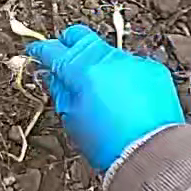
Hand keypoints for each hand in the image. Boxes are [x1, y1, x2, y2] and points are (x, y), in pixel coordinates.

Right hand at [28, 24, 185, 172]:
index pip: (53, 50)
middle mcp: (108, 59)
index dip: (41, 50)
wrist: (151, 154)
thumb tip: (52, 75)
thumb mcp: (72, 119)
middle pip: (80, 36)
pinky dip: (123, 76)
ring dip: (98, 65)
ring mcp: (132, 62)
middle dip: (68, 43)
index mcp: (82, 71)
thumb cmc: (109, 145)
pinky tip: (123, 97)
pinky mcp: (153, 69)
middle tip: (63, 59)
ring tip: (99, 91)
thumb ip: (60, 90)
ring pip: (106, 52)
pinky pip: (131, 65)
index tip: (37, 52)